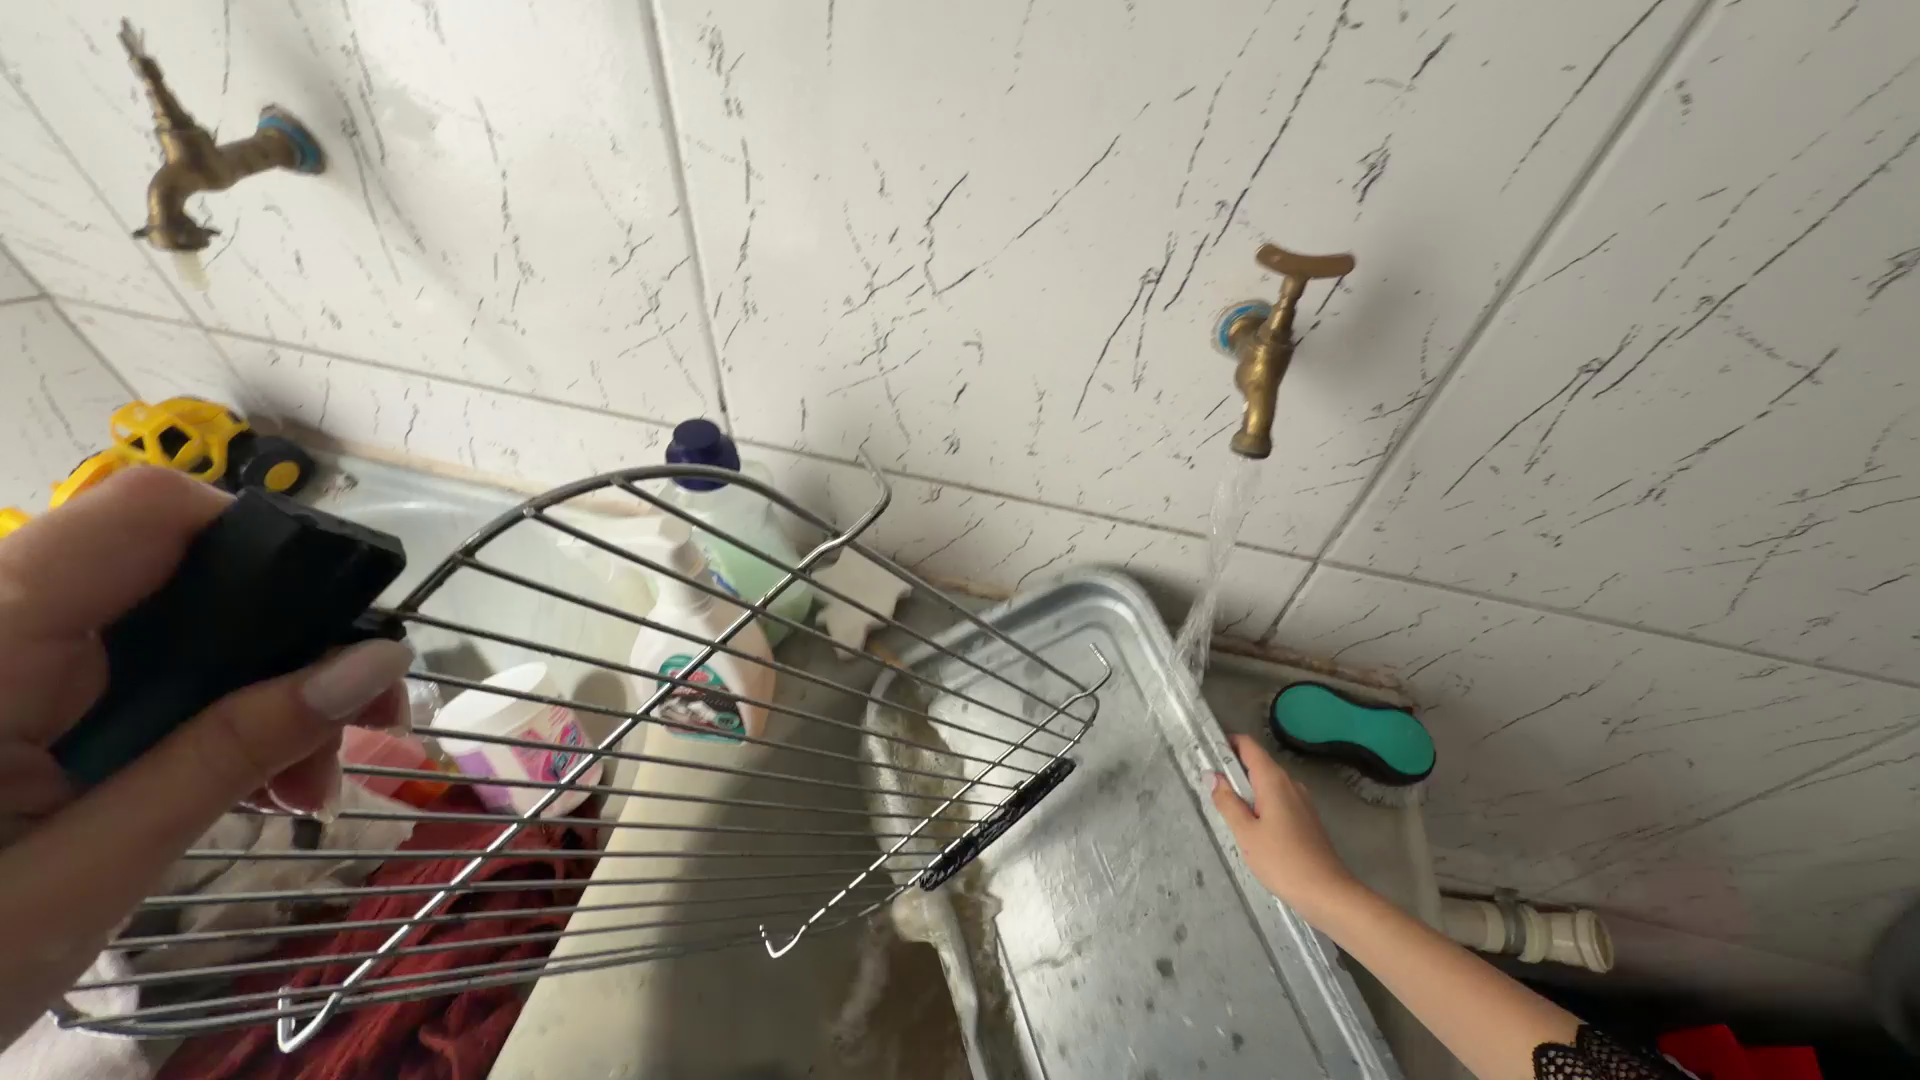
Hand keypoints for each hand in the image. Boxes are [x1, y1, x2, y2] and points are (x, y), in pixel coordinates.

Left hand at [0, 467, 413, 1047]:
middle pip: (190, 578)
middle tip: (364, 725)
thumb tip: (378, 661)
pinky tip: (258, 783)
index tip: (346, 634)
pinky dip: (221, 718)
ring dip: (270, 693)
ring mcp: (7, 669)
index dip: (267, 543)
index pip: (148, 514)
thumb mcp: (86, 874)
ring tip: (307, 784)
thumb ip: (233, 753)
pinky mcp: (20, 704)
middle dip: (296, 645)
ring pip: (186, 632)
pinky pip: (149, 677)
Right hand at [1210, 734, 1364, 921]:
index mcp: (1273, 780)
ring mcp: (1301, 800)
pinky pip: (1278, 798)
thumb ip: (1227, 801)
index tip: (1206, 752)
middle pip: (1258, 763)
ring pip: (1268, 783)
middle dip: (1233, 769)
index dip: (1226, 743)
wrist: (1328, 893)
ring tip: (1226, 808)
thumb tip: (1212, 776)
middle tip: (1209, 786)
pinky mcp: (1307, 817)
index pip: (1248, 745)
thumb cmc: (1282, 861)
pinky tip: (1252, 825)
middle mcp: (1290, 783)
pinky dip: (1261, 802)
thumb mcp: (1246, 833)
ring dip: (1247, 788)